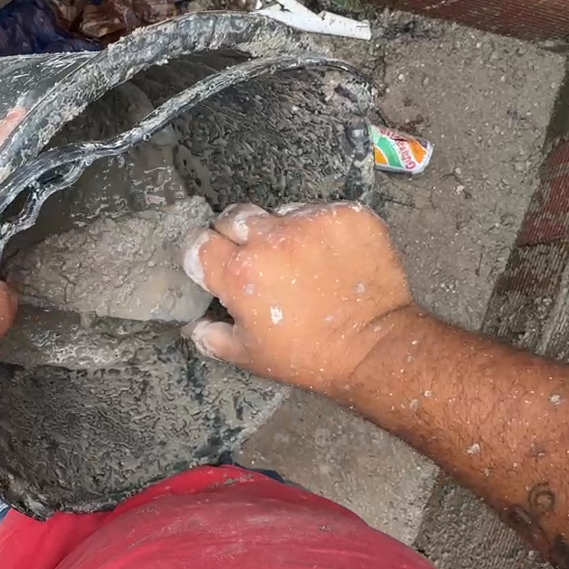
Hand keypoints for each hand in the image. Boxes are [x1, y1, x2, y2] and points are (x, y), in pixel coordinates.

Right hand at [180, 201, 416, 398]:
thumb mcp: (248, 356)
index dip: (200, 254)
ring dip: (278, 232)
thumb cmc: (308, 355)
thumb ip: (211, 337)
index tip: (208, 263)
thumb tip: (195, 326)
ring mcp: (312, 222)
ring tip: (294, 262)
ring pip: (277, 213)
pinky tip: (324, 258)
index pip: (199, 243)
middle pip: (233, 217)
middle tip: (251, 261)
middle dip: (234, 236)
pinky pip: (317, 212)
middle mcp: (272, 239)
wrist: (373, 346)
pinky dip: (315, 231)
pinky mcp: (346, 215)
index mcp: (241, 273)